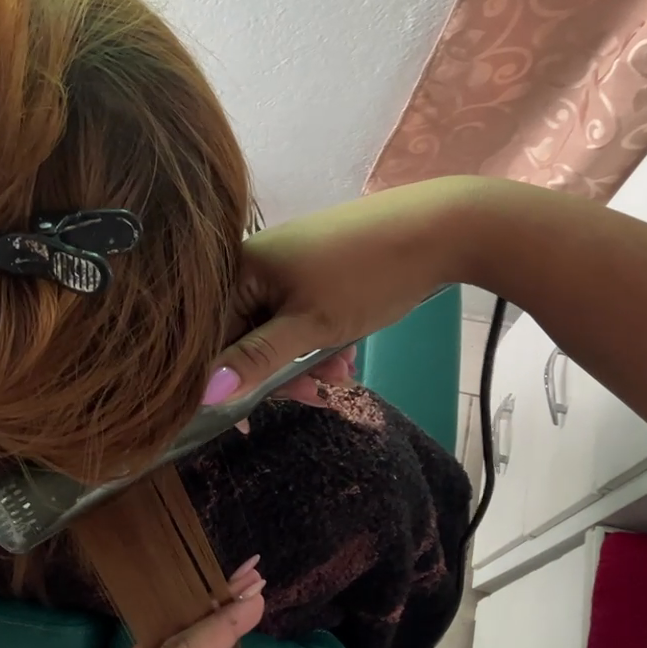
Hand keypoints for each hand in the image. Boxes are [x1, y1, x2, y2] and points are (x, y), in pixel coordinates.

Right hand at [205, 177, 492, 405]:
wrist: (442, 226)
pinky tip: (344, 349)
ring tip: (342, 373)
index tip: (253, 420)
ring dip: (303, 360)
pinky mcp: (308, 267)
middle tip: (317, 395)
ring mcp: (281, 264)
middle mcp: (250, 264)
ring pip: (273, 330)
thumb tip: (204, 394)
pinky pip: (293, 315)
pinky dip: (314, 338)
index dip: (230, 381)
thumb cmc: (367, 276)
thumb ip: (255, 361)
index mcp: (238, 269)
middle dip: (278, 372)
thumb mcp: (310, 326)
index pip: (214, 338)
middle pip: (244, 336)